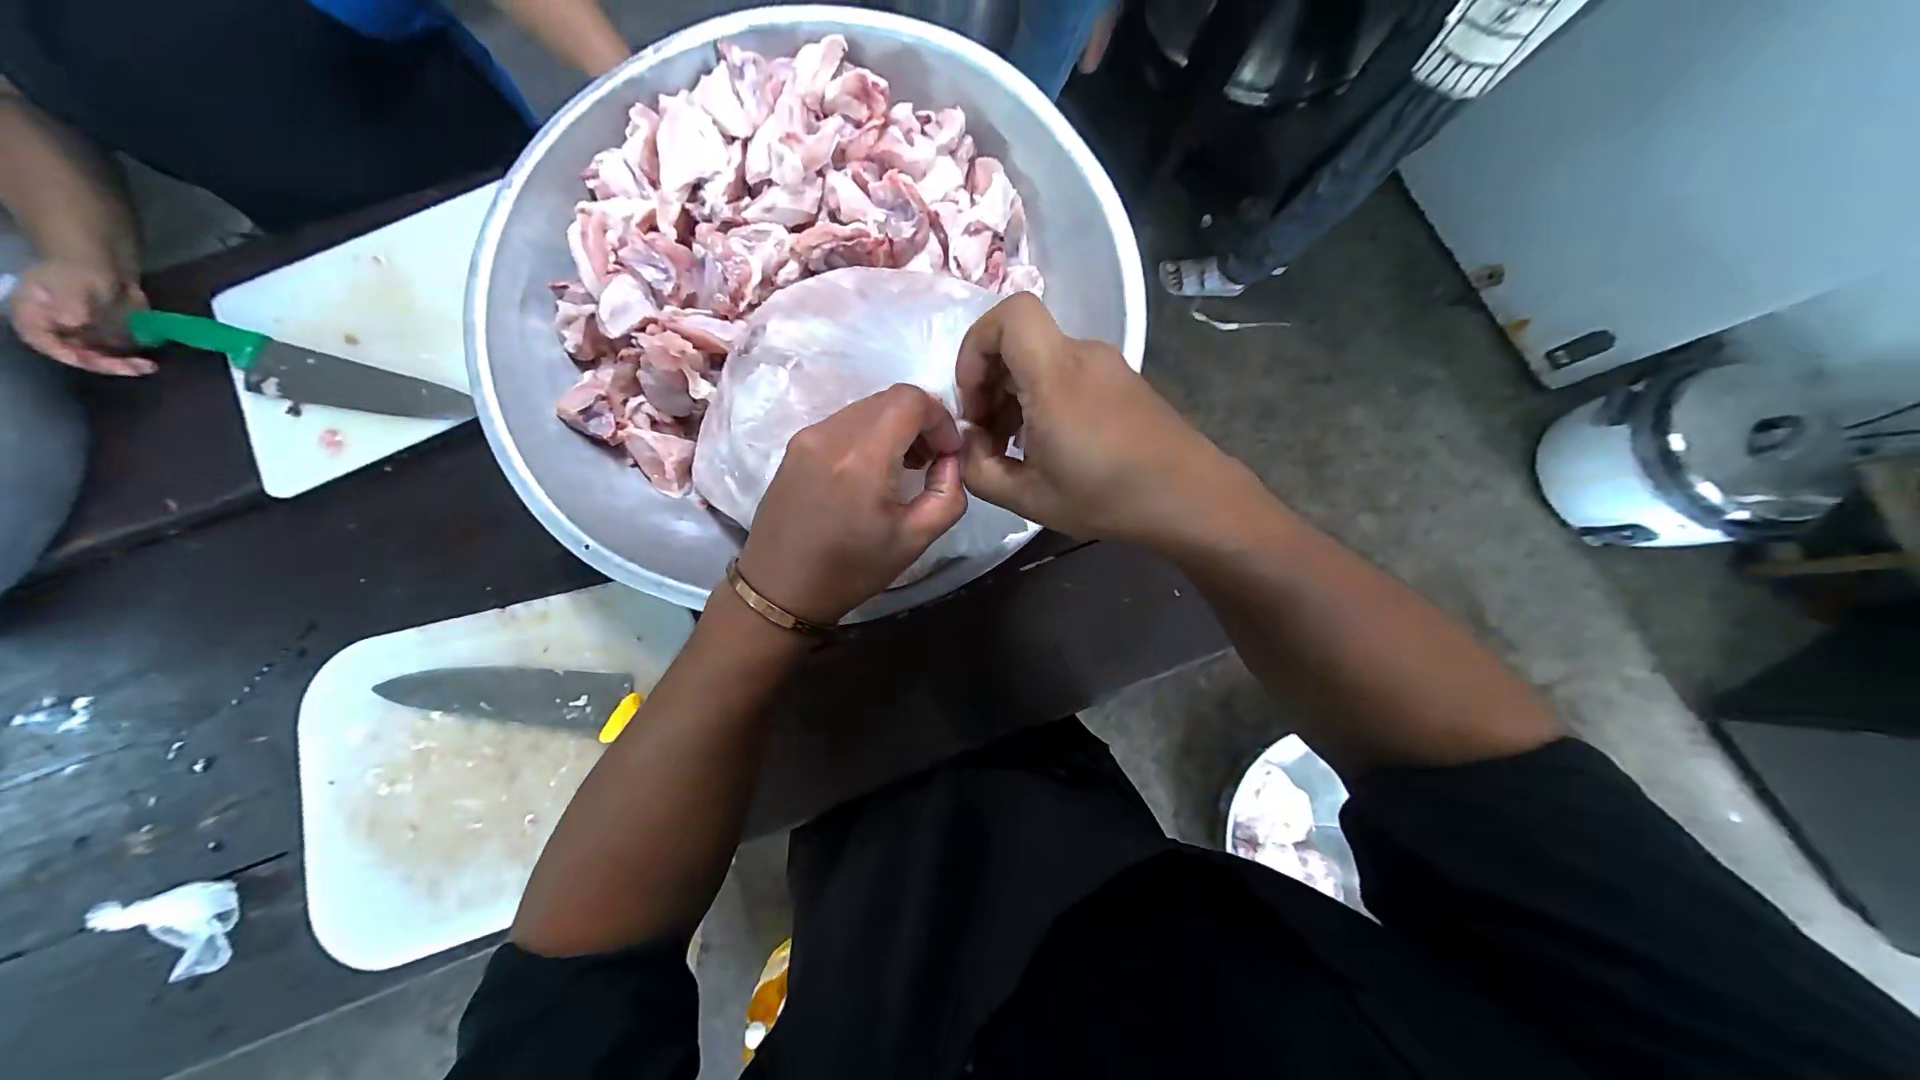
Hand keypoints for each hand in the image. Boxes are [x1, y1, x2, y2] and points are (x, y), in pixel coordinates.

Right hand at [9, 261, 153, 375]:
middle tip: (129, 367)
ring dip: (121, 367)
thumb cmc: (78, 272)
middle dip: (101, 364)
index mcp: (32, 316)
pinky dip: (131, 363)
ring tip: (147, 366)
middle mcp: (54, 331)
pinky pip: (115, 357)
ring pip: (96, 359)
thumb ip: (70, 302)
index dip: (60, 352)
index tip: (81, 359)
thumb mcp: (70, 282)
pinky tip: (149, 364)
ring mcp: (80, 338)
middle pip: (73, 354)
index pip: (39, 340)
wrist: (103, 269)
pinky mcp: (103, 341)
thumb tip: (72, 322)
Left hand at [735, 383, 967, 624]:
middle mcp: (831, 434)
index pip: (911, 399)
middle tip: (930, 460)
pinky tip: (871, 471)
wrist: (780, 588)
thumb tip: (949, 460)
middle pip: (890, 398)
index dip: (940, 417)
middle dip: (920, 421)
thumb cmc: (850, 570)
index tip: (947, 451)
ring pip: (866, 407)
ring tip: (903, 467)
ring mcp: (808, 436)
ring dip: (894, 426)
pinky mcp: (795, 445)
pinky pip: (844, 422)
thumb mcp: (915, 540)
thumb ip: (947, 494)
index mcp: (863, 458)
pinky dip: (869, 433)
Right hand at [957, 293, 1255, 546]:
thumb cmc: (1107, 496)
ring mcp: (1107, 364)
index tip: (973, 397)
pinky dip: (1043, 397)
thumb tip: (969, 443)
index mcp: (1055, 373)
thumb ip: (979, 469)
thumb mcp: (1028, 498)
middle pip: (1019, 339)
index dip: (976, 346)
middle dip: (989, 380)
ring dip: (1014, 394)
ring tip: (1016, 447)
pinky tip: (1049, 444)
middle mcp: (1082, 354)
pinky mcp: (1122, 380)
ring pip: (1041, 358)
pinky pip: (1066, 372)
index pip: (1009, 314)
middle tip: (988, 434)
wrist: (1190, 497)